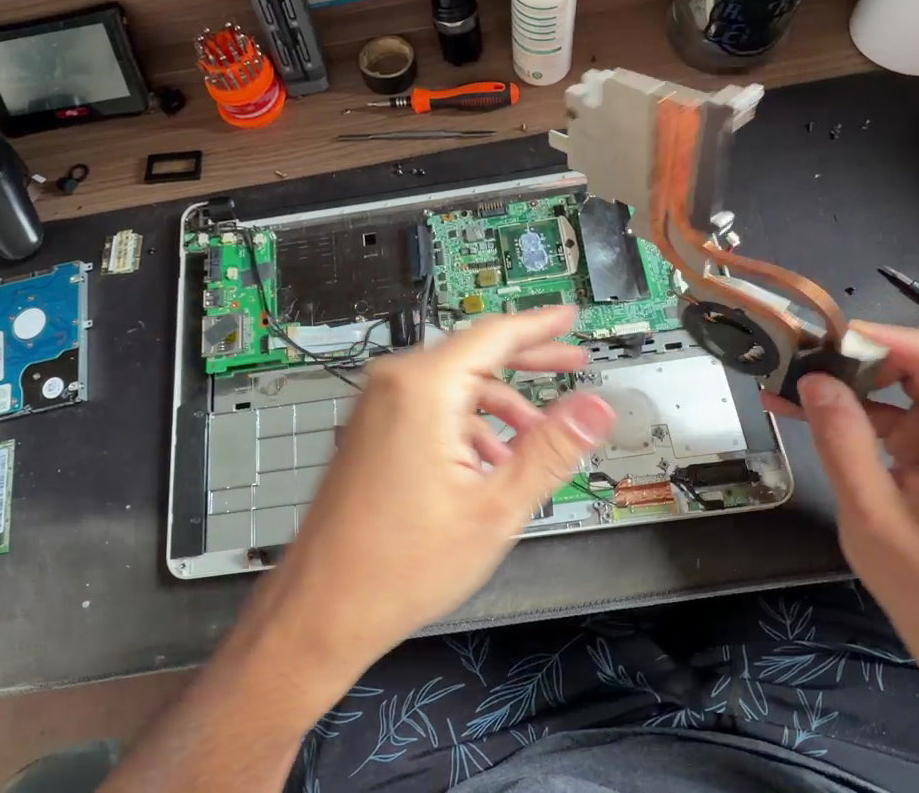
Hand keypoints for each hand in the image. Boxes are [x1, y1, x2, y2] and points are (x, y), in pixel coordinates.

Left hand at [268, 306, 614, 671]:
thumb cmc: (396, 565)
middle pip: (474, 355)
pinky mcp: (371, 431)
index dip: (540, 325)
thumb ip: (550, 449)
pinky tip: (490, 460)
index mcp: (422, 389)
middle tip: (570, 362)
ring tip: (538, 435)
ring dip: (499, 405)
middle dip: (527, 361)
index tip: (566, 315)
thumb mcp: (495, 507)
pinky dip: (466, 424)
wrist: (324, 604)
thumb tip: (593, 408)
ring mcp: (376, 408)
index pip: (495, 334)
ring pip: (453, 386)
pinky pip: (429, 409)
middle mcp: (393, 387)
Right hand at [767, 322, 918, 663]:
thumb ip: (844, 444)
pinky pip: (902, 408)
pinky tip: (808, 406)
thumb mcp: (872, 517)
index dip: (917, 344)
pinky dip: (858, 403)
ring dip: (862, 374)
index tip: (852, 339)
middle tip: (818, 355)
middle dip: (881, 353)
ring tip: (803, 375)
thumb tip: (813, 382)